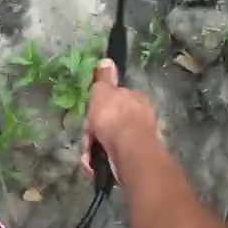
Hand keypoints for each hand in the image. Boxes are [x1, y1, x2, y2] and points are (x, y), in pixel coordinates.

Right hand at [81, 59, 158, 178]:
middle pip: (110, 122)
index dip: (100, 107)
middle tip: (88, 138)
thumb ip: (103, 78)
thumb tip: (107, 61)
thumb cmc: (113, 116)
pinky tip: (93, 166)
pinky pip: (112, 158)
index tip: (91, 115)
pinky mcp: (134, 160)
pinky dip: (100, 162)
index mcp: (135, 98)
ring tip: (88, 158)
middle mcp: (140, 117)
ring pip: (109, 142)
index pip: (115, 99)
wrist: (129, 151)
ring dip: (94, 149)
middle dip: (95, 132)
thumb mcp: (103, 91)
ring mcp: (138, 140)